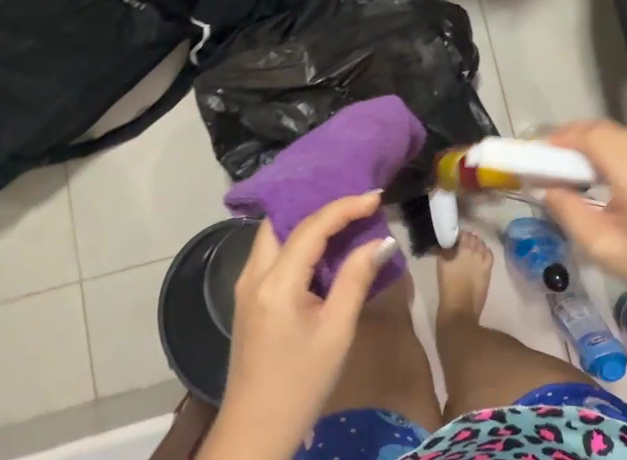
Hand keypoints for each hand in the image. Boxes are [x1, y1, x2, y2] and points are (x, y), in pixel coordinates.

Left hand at [210, 193, 397, 457]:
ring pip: (273, 235)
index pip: (311, 227)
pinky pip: (271, 253)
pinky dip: (296, 241)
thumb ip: (356, 279)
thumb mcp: (337, 333)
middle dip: (318, 204)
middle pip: (282, 221)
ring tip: (343, 217)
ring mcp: (245, 286)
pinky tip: (322, 248)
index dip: (344, 206)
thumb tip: (381, 240)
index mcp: (276, 282)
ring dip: (306, 222)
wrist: (255, 429)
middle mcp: (253, 275)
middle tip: (354, 201)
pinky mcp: (247, 298)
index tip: (375, 196)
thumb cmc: (301, 383)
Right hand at [542, 121, 626, 310]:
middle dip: (573, 138)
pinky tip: (597, 169)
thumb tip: (544, 187)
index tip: (538, 152)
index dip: (563, 138)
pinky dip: (609, 148)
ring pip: (619, 133)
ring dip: (591, 141)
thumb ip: (568, 211)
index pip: (594, 138)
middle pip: (605, 130)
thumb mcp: (602, 247)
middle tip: (549, 159)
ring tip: (569, 165)